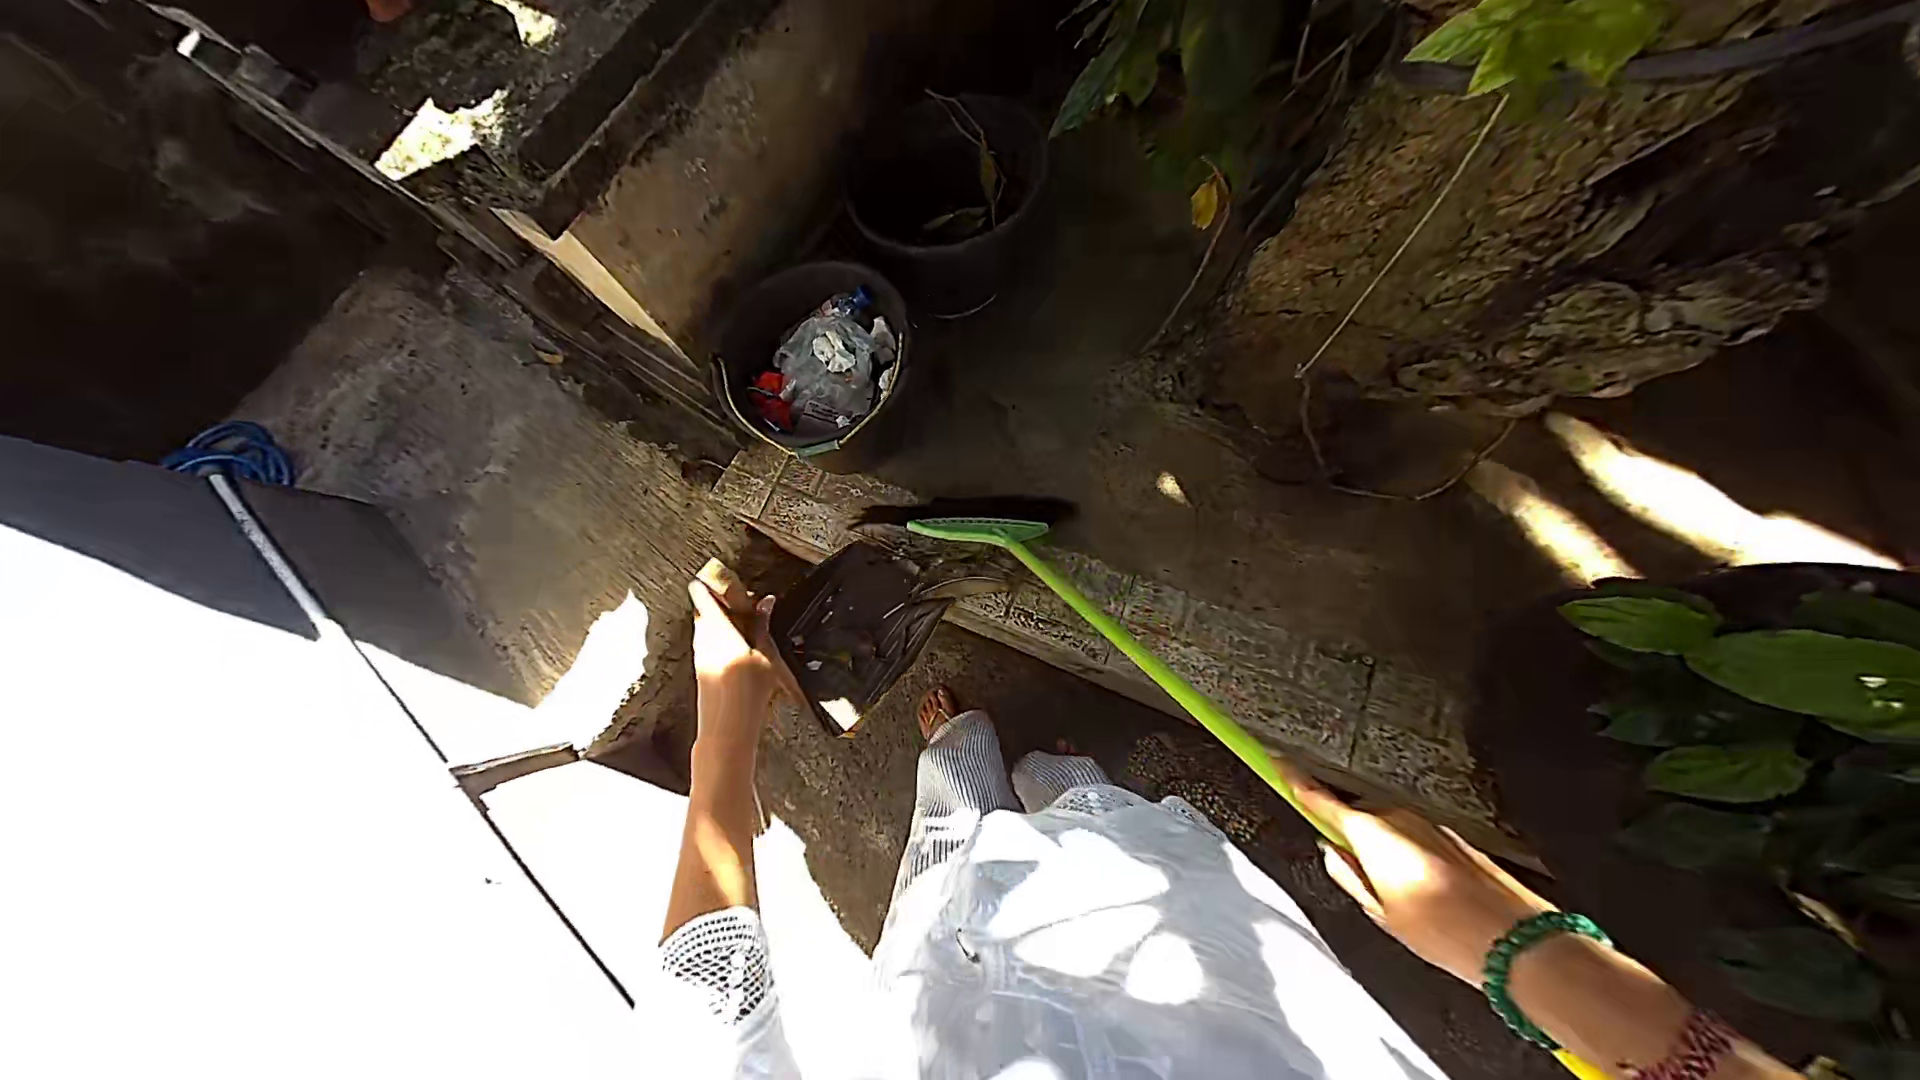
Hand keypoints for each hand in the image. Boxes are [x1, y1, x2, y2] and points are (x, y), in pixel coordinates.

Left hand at [687, 576, 778, 699]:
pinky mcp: (701, 669)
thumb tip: (766, 603)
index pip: (703, 596)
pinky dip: (717, 636)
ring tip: (741, 622)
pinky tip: (736, 645)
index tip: (717, 575)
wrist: (726, 728)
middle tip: (739, 600)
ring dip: (717, 619)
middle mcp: (703, 640)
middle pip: (702, 611)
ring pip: (703, 627)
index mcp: (717, 630)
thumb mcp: (765, 655)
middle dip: (717, 601)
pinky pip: (705, 643)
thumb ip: (762, 626)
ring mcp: (700, 656)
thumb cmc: (746, 693)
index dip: (709, 582)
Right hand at [1279, 761, 1553, 987]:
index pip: (1314, 794)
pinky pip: (1412, 834)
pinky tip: (1431, 892)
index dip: (1289, 774)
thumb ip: (1346, 875)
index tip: (1271, 757)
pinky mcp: (1450, 832)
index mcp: (1368, 832)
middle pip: (1352, 813)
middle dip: (1350, 836)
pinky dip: (1410, 855)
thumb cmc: (1451, 933)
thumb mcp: (1381, 914)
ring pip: (1384, 826)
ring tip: (1408, 896)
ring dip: (1384, 849)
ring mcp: (1426, 820)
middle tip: (1362, 876)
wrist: (1527, 946)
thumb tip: (1331, 853)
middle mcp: (1395, 815)